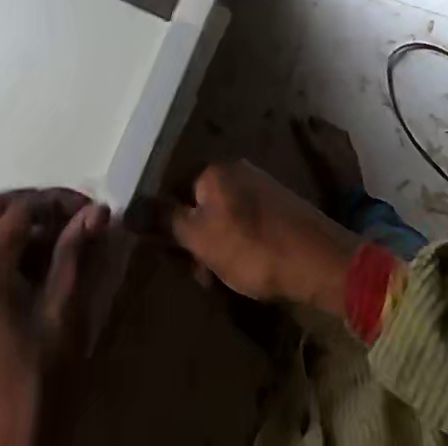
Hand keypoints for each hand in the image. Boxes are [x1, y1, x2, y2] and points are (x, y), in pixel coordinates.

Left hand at [0, 188, 111, 445]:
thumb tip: (95, 211)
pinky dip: (16, 252)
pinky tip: (48, 271)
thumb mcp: (64, 314)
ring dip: (25, 228)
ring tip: (66, 243)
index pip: (17, 210)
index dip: (55, 201)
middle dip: (33, 205)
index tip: (88, 210)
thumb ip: (75, 255)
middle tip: (72, 218)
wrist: (11, 444)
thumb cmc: (39, 381)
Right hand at [168, 161, 360, 317]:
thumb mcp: (199, 238)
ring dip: (215, 247)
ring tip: (223, 278)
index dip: (166, 226)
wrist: (322, 262)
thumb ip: (161, 220)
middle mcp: (234, 168)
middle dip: (193, 240)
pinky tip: (247, 269)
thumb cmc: (253, 248)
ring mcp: (259, 185)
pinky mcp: (278, 206)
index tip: (173, 257)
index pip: (171, 191)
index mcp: (211, 169)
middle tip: (200, 273)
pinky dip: (238, 244)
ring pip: (220, 217)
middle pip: (196, 204)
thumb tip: (124, 207)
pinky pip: (243, 222)